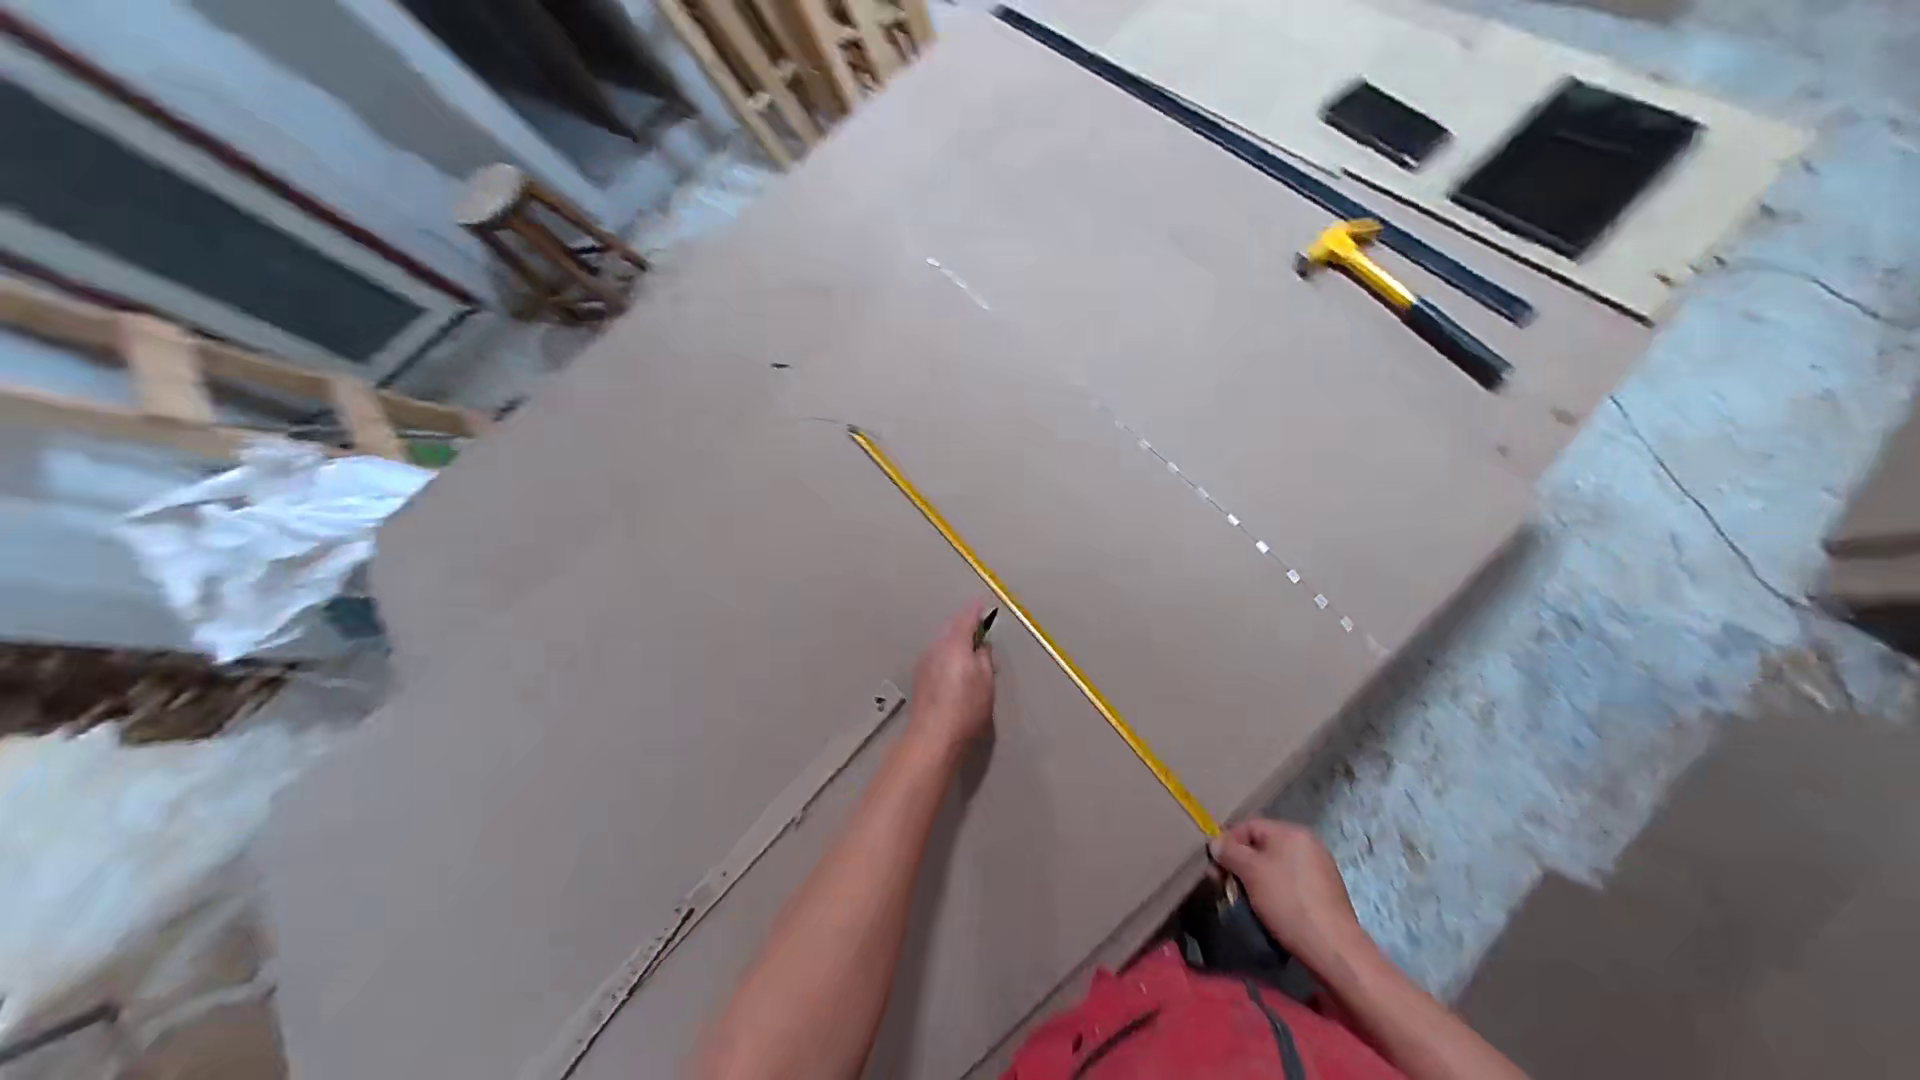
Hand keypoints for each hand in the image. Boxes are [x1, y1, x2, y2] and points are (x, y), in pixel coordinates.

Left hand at [907, 601, 995, 752]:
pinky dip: (946, 654)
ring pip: (942, 642)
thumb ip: (984, 657)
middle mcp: (936, 647)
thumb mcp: (986, 680)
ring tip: (969, 650)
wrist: (934, 735)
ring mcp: (925, 662)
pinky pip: (936, 655)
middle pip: (951, 628)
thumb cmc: (966, 708)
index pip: (966, 618)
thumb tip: (981, 645)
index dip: (975, 610)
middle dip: (964, 625)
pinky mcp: (920, 676)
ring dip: (954, 640)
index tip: (981, 605)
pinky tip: (955, 667)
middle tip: (978, 627)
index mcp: (955, 643)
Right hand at [1210, 818, 1365, 967]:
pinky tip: (1271, 907)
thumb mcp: (1250, 872)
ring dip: (1256, 878)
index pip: (1247, 826)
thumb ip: (1229, 851)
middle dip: (1241, 863)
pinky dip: (1275, 889)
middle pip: (1261, 845)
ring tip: (1247, 899)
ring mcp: (1319, 866)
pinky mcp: (1325, 890)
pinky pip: (1290, 880)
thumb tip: (1215, 841)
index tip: (1216, 868)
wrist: (1334, 949)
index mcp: (1291, 831)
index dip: (1227, 843)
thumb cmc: (1287, 902)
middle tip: (1228, 886)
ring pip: (1275, 864)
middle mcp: (1307, 842)